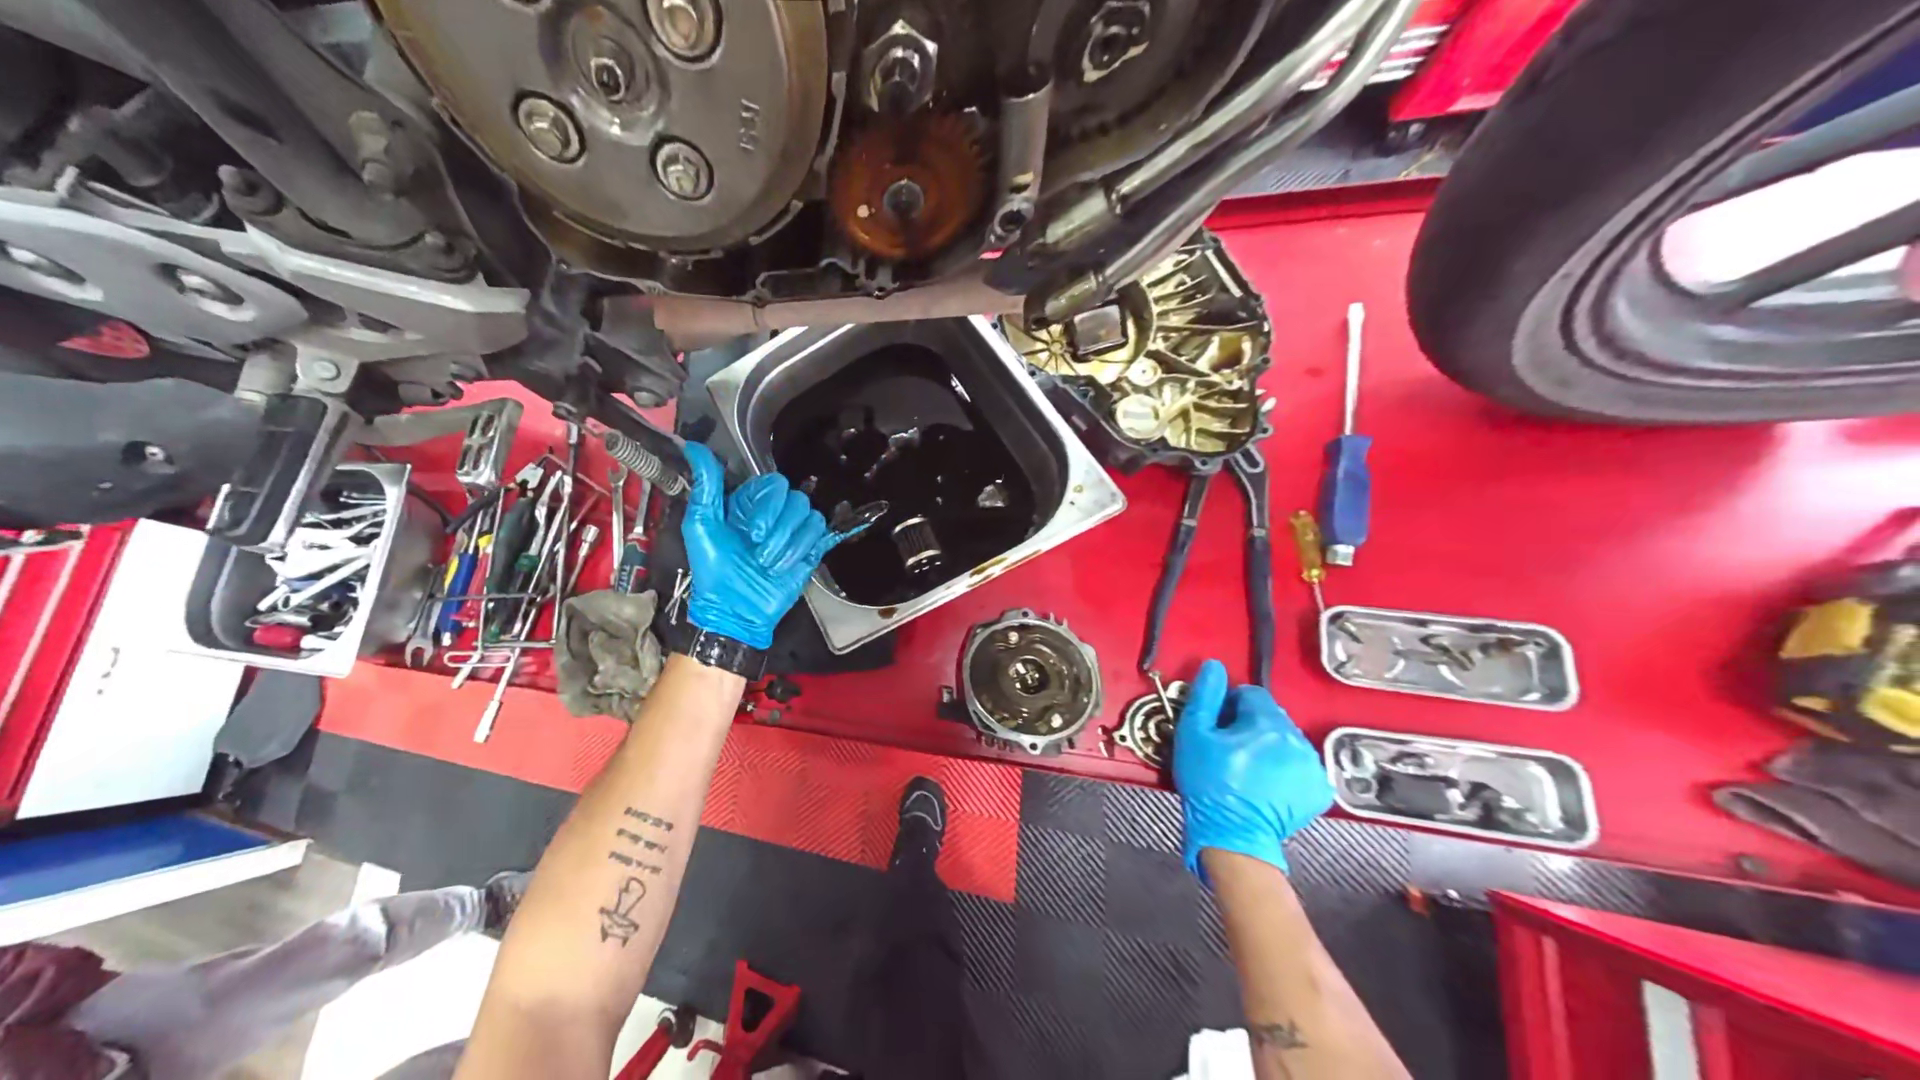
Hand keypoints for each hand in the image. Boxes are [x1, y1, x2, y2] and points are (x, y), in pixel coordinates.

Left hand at [679, 442, 862, 649]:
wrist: (735, 611)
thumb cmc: (713, 570)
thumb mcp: (701, 525)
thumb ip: (705, 486)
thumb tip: (694, 447)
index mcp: (749, 503)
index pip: (773, 483)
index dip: (766, 506)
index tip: (750, 531)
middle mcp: (775, 514)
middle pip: (795, 497)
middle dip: (778, 527)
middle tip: (759, 549)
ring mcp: (794, 532)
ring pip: (810, 515)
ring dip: (789, 543)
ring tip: (770, 563)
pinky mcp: (810, 550)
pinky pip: (821, 534)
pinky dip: (803, 550)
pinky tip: (786, 565)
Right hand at [1173, 659, 1333, 880]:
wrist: (1232, 837)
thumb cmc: (1209, 784)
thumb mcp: (1193, 735)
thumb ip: (1205, 695)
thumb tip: (1214, 666)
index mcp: (1267, 721)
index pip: (1250, 694)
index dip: (1229, 707)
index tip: (1217, 729)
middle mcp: (1297, 738)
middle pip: (1270, 717)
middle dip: (1250, 727)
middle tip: (1228, 751)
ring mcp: (1312, 766)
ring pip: (1285, 741)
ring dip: (1268, 748)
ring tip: (1245, 770)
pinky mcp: (1318, 790)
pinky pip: (1299, 766)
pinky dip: (1284, 770)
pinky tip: (1265, 785)